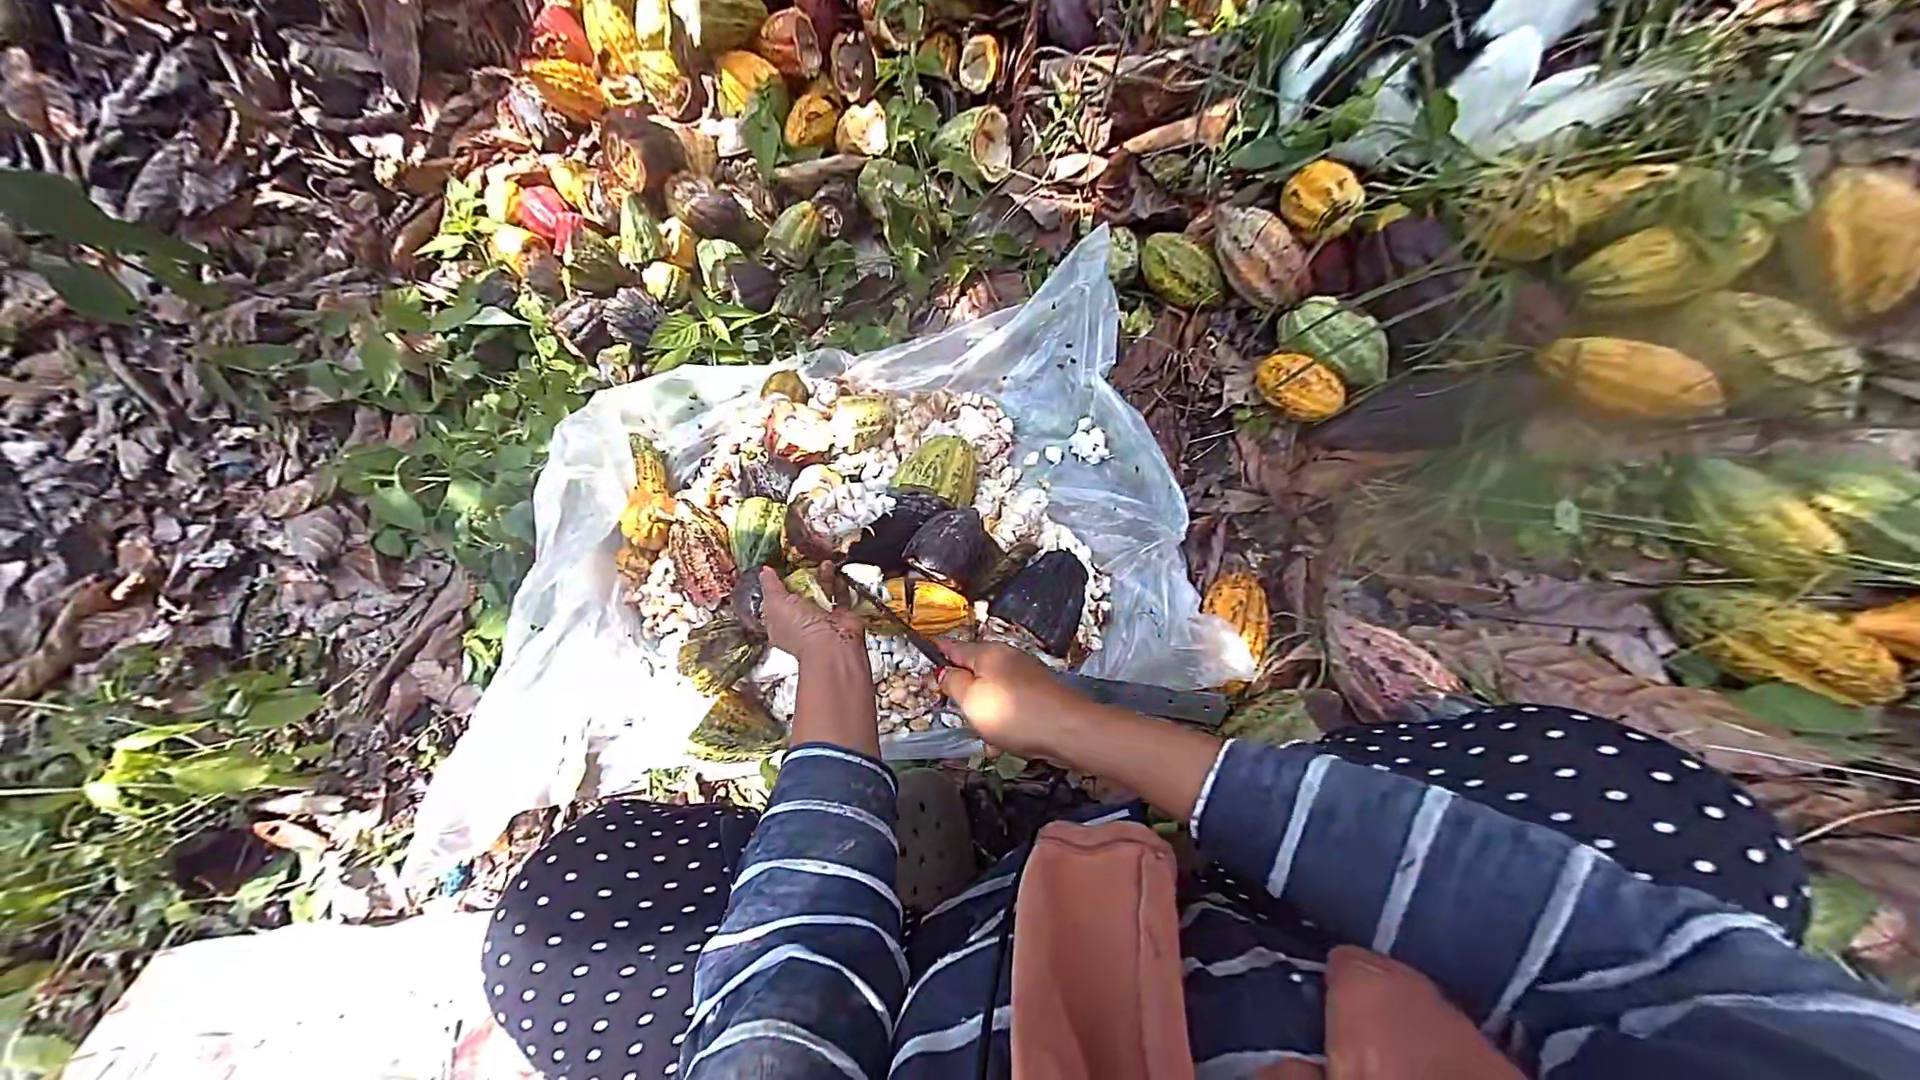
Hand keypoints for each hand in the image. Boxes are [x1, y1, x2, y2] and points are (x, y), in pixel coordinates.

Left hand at [756, 566, 867, 664]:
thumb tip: (765, 571)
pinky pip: (841, 596)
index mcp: (780, 622)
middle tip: (807, 560)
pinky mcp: (842, 615)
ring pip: (822, 591)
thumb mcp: (775, 604)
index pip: (777, 599)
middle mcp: (802, 621)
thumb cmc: (800, 631)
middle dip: (805, 576)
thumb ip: (770, 586)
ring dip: (824, 576)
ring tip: (824, 564)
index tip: (783, 565)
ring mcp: (822, 617)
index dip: (779, 583)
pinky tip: (837, 572)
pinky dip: (840, 583)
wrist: (831, 645)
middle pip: (802, 593)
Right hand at [934, 639, 1091, 758]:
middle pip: (974, 670)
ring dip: (984, 712)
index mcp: (987, 653)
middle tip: (956, 712)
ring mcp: (1024, 675)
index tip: (924, 651)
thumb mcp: (971, 699)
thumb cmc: (1014, 714)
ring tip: (985, 736)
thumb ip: (952, 683)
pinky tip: (1004, 743)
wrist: (1068, 730)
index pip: (954, 646)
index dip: (937, 651)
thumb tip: (944, 671)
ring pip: (991, 691)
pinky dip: (1003, 721)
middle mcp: (1007, 658)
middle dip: (963, 692)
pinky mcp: (1038, 693)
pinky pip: (1009, 704)